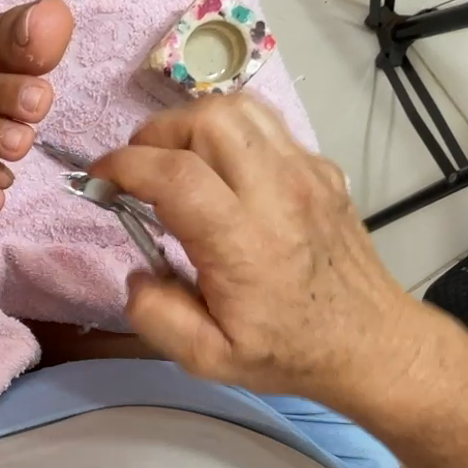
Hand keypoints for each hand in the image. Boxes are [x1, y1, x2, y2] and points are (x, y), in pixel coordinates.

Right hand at [96, 95, 423, 404]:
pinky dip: (225, 136)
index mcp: (243, 243)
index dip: (126, 165)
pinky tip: (214, 173)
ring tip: (169, 160)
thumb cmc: (283, 352)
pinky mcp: (321, 170)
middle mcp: (278, 194)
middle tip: (134, 168)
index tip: (99, 180)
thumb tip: (137, 273)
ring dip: (190, 125)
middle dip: (155, 134)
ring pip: (240, 109)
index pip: (176, 174)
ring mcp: (307, 174)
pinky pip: (265, 128)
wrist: (368, 344)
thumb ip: (156, 316)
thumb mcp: (205, 359)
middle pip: (208, 121)